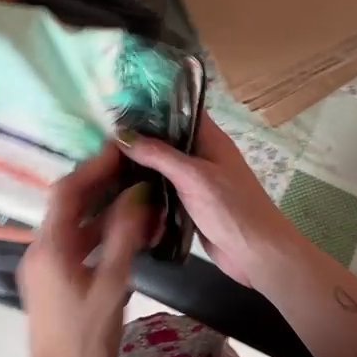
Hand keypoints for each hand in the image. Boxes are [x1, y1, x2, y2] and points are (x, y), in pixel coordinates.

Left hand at [18, 143, 151, 356]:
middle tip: (132, 167)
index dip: (93, 167)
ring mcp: (44, 267)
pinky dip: (98, 232)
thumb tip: (136, 194)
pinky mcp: (52, 281)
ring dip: (101, 208)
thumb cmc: (86, 344)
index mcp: (49, 249)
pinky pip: (75, 243)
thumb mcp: (111, 288)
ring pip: (73, 224)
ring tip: (136, 195)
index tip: (120, 150)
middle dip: (99, 183)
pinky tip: (125, 233)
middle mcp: (40, 251)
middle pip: (67, 204)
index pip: (67, 192)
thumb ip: (122, 238)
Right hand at [119, 116, 303, 287]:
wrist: (256, 253)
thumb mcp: (193, 176)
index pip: (180, 110)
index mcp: (210, 138)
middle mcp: (201, 155)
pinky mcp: (189, 204)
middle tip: (101, 136)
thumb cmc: (231, 207)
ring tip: (102, 160)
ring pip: (162, 166)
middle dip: (139, 137)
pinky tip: (119, 188)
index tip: (118, 104)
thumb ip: (158, 155)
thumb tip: (121, 135)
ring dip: (139, 165)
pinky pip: (163, 190)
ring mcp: (195, 181)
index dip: (152, 103)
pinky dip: (146, 189)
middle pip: (166, 138)